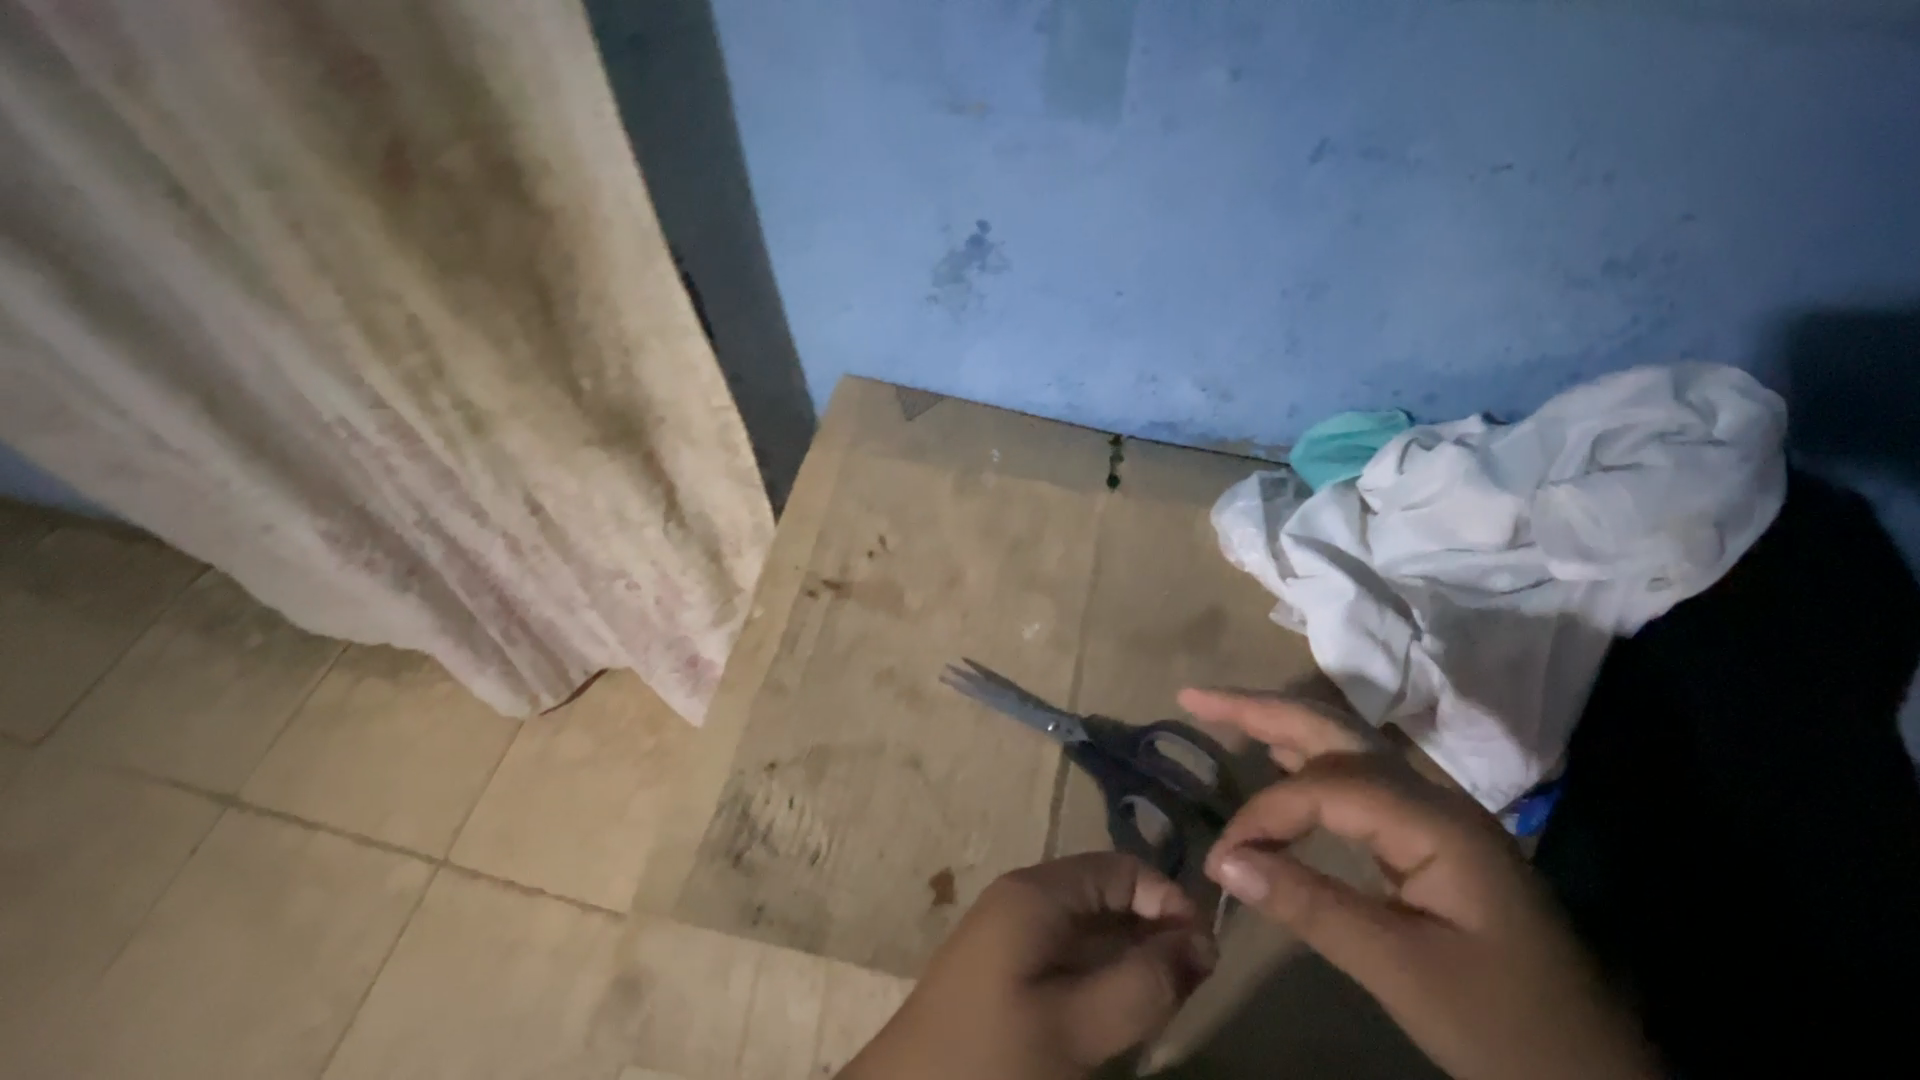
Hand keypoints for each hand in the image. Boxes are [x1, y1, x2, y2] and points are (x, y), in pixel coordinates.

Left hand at [841, 853, 1215, 1079]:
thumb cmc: (994, 1057)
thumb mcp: (1079, 1026)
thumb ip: (1145, 984)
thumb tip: (1203, 943)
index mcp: (1036, 893)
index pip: (1123, 868)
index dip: (1170, 902)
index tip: (1203, 957)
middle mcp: (1022, 900)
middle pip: (1107, 895)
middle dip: (1153, 934)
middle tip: (1185, 990)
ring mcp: (1010, 934)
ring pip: (1090, 929)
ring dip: (1130, 959)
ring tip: (1157, 1006)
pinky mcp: (1005, 970)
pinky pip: (1068, 956)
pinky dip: (1102, 976)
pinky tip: (1117, 1015)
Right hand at [1181, 689, 1661, 1079]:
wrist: (1594, 1074)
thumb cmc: (1502, 1024)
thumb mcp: (1401, 971)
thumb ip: (1310, 906)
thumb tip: (1224, 861)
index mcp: (1437, 821)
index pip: (1326, 786)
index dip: (1264, 813)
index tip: (1221, 861)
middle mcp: (1437, 799)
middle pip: (1339, 732)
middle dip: (1264, 710)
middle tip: (1196, 696)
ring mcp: (1439, 817)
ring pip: (1350, 749)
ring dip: (1285, 726)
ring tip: (1223, 713)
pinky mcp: (1432, 842)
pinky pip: (1361, 782)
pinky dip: (1309, 764)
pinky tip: (1280, 761)